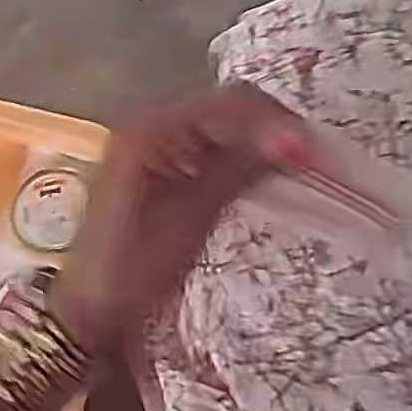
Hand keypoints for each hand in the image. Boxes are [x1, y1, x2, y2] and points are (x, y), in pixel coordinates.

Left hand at [53, 86, 313, 351]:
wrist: (88, 305)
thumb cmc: (129, 271)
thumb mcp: (188, 222)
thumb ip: (235, 172)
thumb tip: (292, 140)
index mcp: (149, 128)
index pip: (230, 105)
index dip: (279, 125)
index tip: (319, 157)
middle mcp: (150, 120)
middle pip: (230, 109)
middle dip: (277, 132)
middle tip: (322, 167)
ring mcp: (154, 138)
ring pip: (226, 126)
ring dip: (265, 144)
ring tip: (307, 174)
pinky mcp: (161, 159)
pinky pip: (212, 145)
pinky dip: (242, 158)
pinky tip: (270, 179)